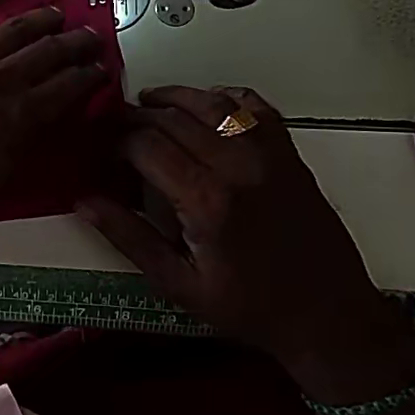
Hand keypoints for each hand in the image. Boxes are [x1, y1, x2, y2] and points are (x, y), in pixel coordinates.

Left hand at [0, 0, 108, 227]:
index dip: (89, 77)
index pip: (66, 87)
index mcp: (16, 113)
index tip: (101, 72)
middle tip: (92, 40)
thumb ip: (28, 139)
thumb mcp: (0, 171)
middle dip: (76, 44)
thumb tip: (50, 116)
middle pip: (47, 52)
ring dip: (42, 19)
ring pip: (14, 29)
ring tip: (59, 15)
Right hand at [77, 86, 414, 398]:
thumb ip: (128, 236)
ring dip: (175, 95)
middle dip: (137, 115)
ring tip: (149, 101)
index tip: (101, 146)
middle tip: (116, 125)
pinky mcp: (290, 153)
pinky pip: (255, 106)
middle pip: (173, 116)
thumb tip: (84, 201)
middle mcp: (237, 166)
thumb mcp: (177, 283)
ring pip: (212, 102)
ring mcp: (268, 154)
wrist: (330, 318)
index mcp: (205, 200)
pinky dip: (226, 96)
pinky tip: (207, 102)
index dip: (116, 139)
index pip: (146, 144)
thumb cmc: (248, 307)